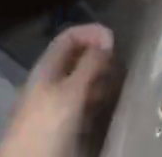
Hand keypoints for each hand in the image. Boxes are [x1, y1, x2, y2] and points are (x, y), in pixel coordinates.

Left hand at [0, 24, 116, 156]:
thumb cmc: (47, 129)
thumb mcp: (72, 93)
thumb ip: (90, 64)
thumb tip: (106, 40)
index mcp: (45, 69)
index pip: (69, 36)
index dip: (91, 32)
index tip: (113, 41)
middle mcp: (46, 83)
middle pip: (74, 58)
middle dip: (97, 56)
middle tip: (116, 65)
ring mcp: (50, 106)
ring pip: (77, 81)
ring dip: (97, 78)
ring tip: (113, 86)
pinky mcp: (55, 127)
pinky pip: (77, 103)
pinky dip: (91, 99)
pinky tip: (100, 108)